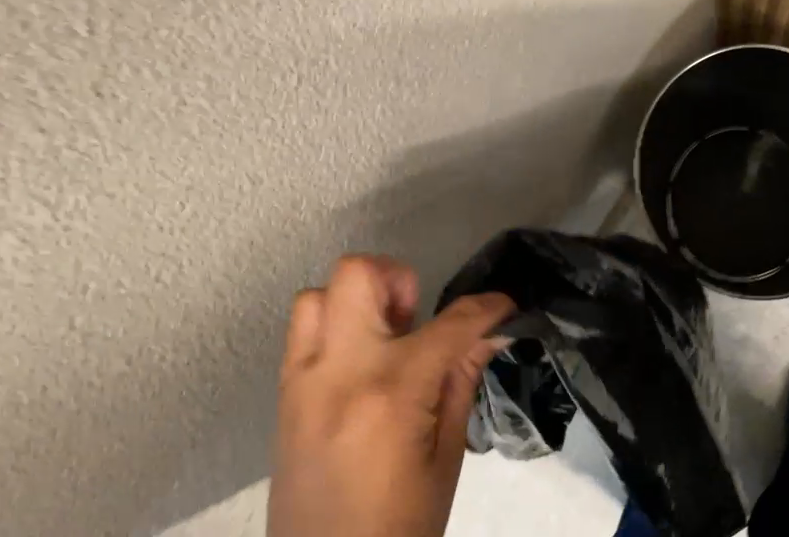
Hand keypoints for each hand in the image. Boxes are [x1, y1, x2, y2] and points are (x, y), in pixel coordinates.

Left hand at [269, 254, 515, 536]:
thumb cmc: (401, 523)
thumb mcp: (446, 456)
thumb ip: (461, 380)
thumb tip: (488, 333)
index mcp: (391, 393)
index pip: (450, 324)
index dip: (488, 307)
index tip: (505, 306)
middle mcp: (339, 374)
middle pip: (358, 275)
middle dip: (400, 280)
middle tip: (418, 318)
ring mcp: (302, 383)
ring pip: (318, 294)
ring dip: (358, 301)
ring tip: (386, 339)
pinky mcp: (284, 398)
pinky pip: (302, 334)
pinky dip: (335, 328)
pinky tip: (364, 364)